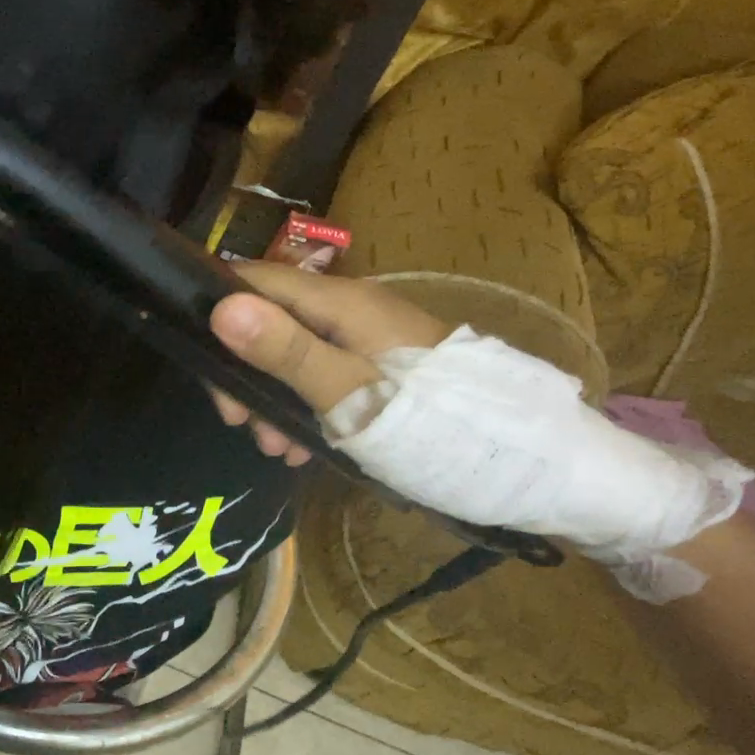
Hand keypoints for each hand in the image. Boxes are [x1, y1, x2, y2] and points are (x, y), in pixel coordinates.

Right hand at [206, 261, 448, 464]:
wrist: (545, 473)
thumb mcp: (352, 398)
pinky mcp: (381, 364)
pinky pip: (320, 371)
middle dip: (242, 370)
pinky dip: (300, 403)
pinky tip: (303, 444)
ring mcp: (368, 336)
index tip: (209, 374)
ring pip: (291, 350)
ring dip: (269, 396)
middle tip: (241, 425)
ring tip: (277, 449)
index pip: (250, 281)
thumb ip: (286, 352)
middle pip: (266, 320)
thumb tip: (219, 307)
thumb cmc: (440, 432)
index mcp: (342, 303)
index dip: (216, 316)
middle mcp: (350, 308)